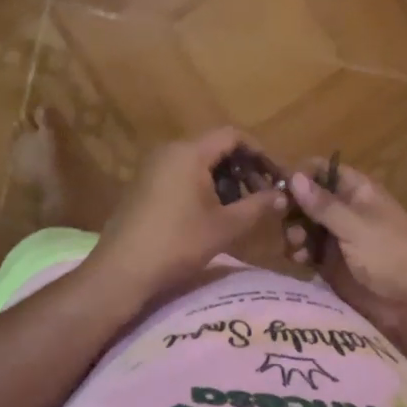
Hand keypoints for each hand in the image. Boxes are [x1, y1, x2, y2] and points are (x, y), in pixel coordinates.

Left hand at [88, 128, 286, 301]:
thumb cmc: (178, 243)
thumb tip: (283, 195)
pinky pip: (181, 173)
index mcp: (190, 152)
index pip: (232, 135)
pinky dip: (202, 185)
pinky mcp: (144, 184)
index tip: (275, 175)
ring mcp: (153, 167)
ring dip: (224, 179)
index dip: (259, 152)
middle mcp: (170, 150)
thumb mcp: (225, 226)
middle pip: (215, 147)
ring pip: (198, 162)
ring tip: (240, 207)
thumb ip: (258, 206)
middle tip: (262, 195)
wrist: (122, 270)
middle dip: (243, 168)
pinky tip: (212, 213)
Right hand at [286, 163, 406, 329]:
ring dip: (295, 230)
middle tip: (280, 216)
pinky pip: (309, 250)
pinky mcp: (333, 263)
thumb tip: (293, 175)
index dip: (302, 174)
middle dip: (294, 206)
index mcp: (358, 192)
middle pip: (310, 198)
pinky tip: (298, 259)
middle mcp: (346, 210)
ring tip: (294, 243)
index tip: (280, 184)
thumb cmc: (389, 255)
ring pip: (306, 224)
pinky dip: (300, 251)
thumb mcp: (356, 226)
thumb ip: (323, 204)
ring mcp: (339, 237)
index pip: (324, 170)